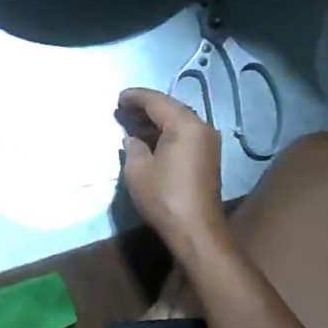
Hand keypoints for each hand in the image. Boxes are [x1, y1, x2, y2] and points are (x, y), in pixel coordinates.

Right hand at [117, 88, 225, 249]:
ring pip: (179, 121)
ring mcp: (208, 141)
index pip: (156, 101)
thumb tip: (132, 138)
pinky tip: (149, 139)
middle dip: (145, 108)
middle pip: (170, 108)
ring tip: (131, 124)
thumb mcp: (138, 170)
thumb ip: (133, 147)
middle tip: (122, 110)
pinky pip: (185, 134)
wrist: (197, 230)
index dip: (135, 97)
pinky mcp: (208, 156)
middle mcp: (201, 127)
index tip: (118, 98)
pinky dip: (167, 132)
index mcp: (185, 124)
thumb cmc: (165, 197)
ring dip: (156, 121)